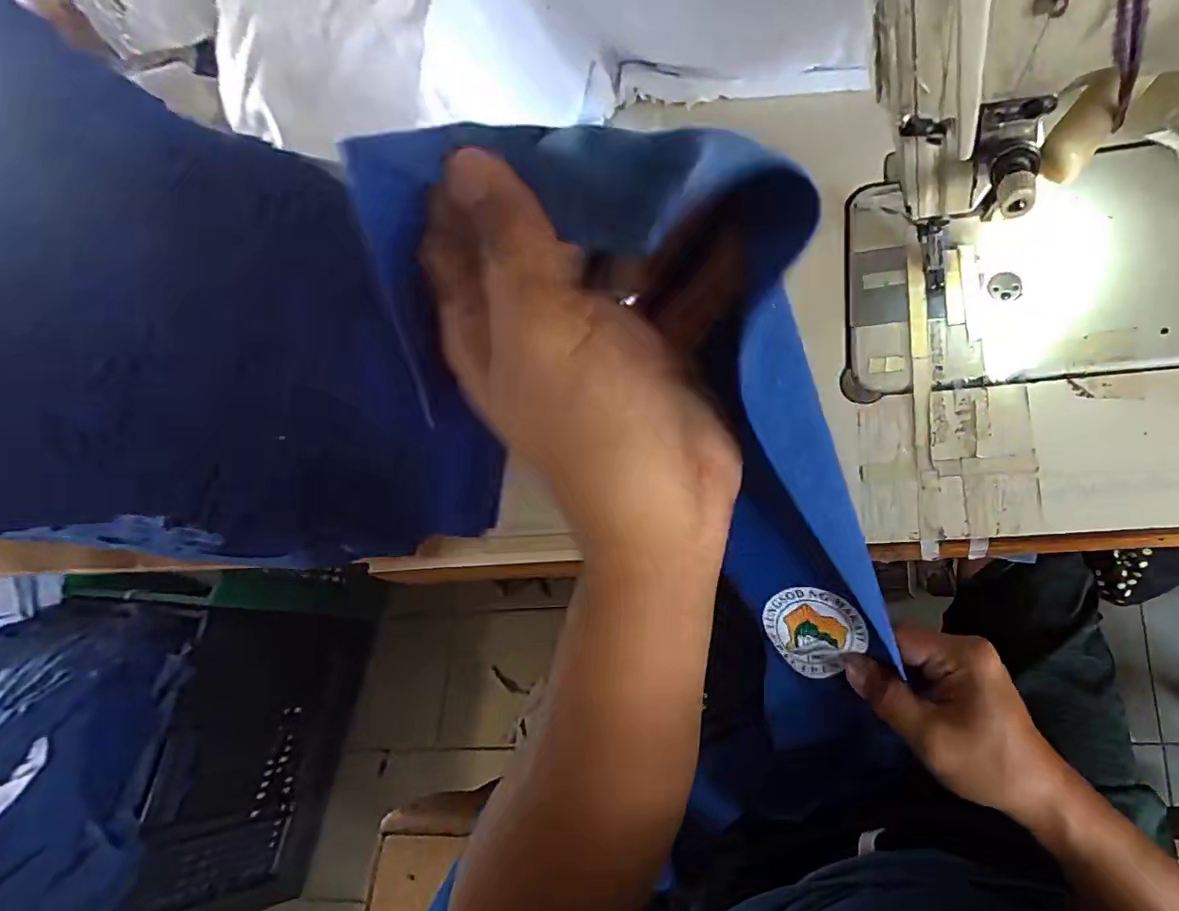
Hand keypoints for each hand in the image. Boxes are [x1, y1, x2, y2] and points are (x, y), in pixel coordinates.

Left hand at [420, 147, 743, 563]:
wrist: (672, 506)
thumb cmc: (598, 422)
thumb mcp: (543, 328)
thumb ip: (512, 245)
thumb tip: (466, 161)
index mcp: (488, 328)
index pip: (454, 243)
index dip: (466, 190)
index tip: (502, 136)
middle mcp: (540, 330)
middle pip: (541, 246)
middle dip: (566, 195)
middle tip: (599, 142)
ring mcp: (605, 343)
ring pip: (613, 267)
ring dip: (639, 225)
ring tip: (668, 169)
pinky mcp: (660, 356)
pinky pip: (671, 298)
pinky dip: (696, 270)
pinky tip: (723, 226)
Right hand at [842, 625, 1079, 825]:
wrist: (1036, 791)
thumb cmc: (984, 763)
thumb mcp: (928, 734)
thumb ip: (887, 696)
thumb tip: (849, 663)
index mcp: (963, 652)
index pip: (901, 635)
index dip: (866, 646)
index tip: (832, 659)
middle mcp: (968, 646)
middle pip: (909, 645)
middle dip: (877, 662)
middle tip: (838, 677)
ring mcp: (972, 662)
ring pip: (917, 660)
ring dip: (892, 676)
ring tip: (857, 690)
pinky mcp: (972, 680)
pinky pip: (931, 673)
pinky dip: (910, 685)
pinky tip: (889, 700)